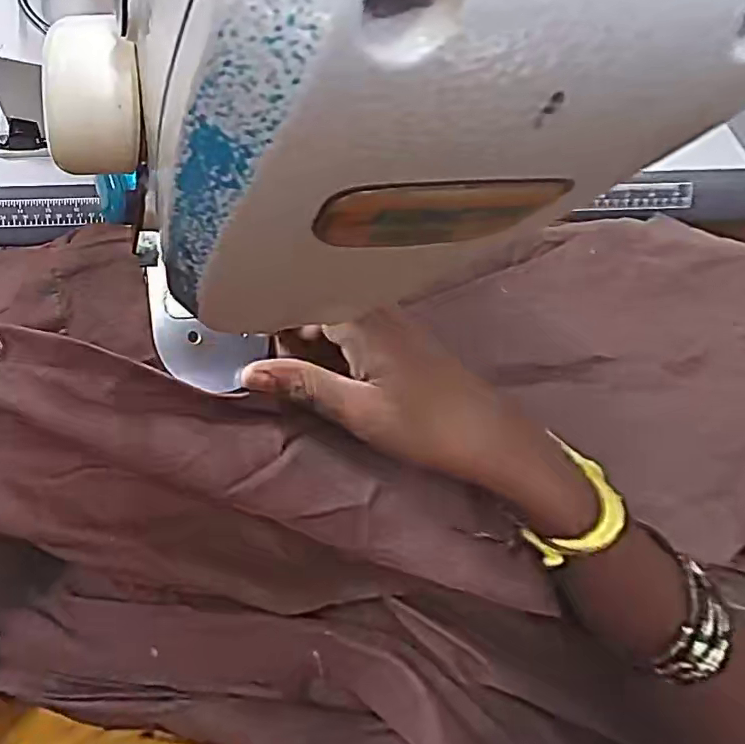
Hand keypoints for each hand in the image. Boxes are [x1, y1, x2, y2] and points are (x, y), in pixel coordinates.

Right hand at [243, 308, 597, 535]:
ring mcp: (386, 320)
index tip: (246, 348)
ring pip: (325, 322)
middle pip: (306, 309)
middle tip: (282, 380)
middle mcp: (371, 307)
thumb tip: (247, 371)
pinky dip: (330, 354)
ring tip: (310, 385)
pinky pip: (346, 332)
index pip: (292, 301)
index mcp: (358, 315)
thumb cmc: (429, 426)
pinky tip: (336, 382)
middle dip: (286, 341)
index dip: (266, 323)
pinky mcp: (396, 337)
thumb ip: (299, 384)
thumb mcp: (356, 410)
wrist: (498, 442)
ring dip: (308, 350)